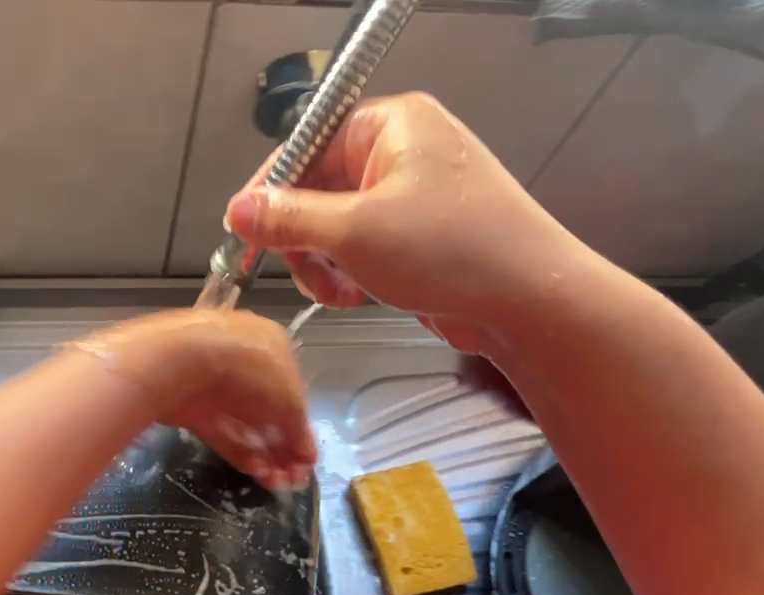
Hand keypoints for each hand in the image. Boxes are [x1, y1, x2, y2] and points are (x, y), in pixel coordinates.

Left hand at [78, 308, 316, 489]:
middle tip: (295, 480)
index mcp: (273, 347)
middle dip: (284, 448)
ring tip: (278, 483)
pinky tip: (256, 472)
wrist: (178, 362)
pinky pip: (222, 433)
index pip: (293, 392)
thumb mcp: (288, 398)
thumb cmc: (247, 369)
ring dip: (265, 455)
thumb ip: (299, 429)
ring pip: (246, 427)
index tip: (308, 460)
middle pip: (269, 413)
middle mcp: (245, 364)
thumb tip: (308, 456)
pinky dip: (240, 452)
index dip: (301, 428)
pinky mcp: (193, 410)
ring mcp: (216, 388)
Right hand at [225, 92, 613, 356]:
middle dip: (304, 240)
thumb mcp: (354, 232)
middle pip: (315, 190)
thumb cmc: (453, 250)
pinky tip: (361, 295)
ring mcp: (408, 196)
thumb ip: (288, 219)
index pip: (306, 144)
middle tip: (310, 273)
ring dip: (325, 265)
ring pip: (333, 228)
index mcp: (389, 125)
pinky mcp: (414, 237)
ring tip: (342, 292)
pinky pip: (358, 250)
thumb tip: (237, 210)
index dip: (270, 190)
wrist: (527, 300)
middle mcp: (399, 152)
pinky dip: (349, 276)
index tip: (244, 230)